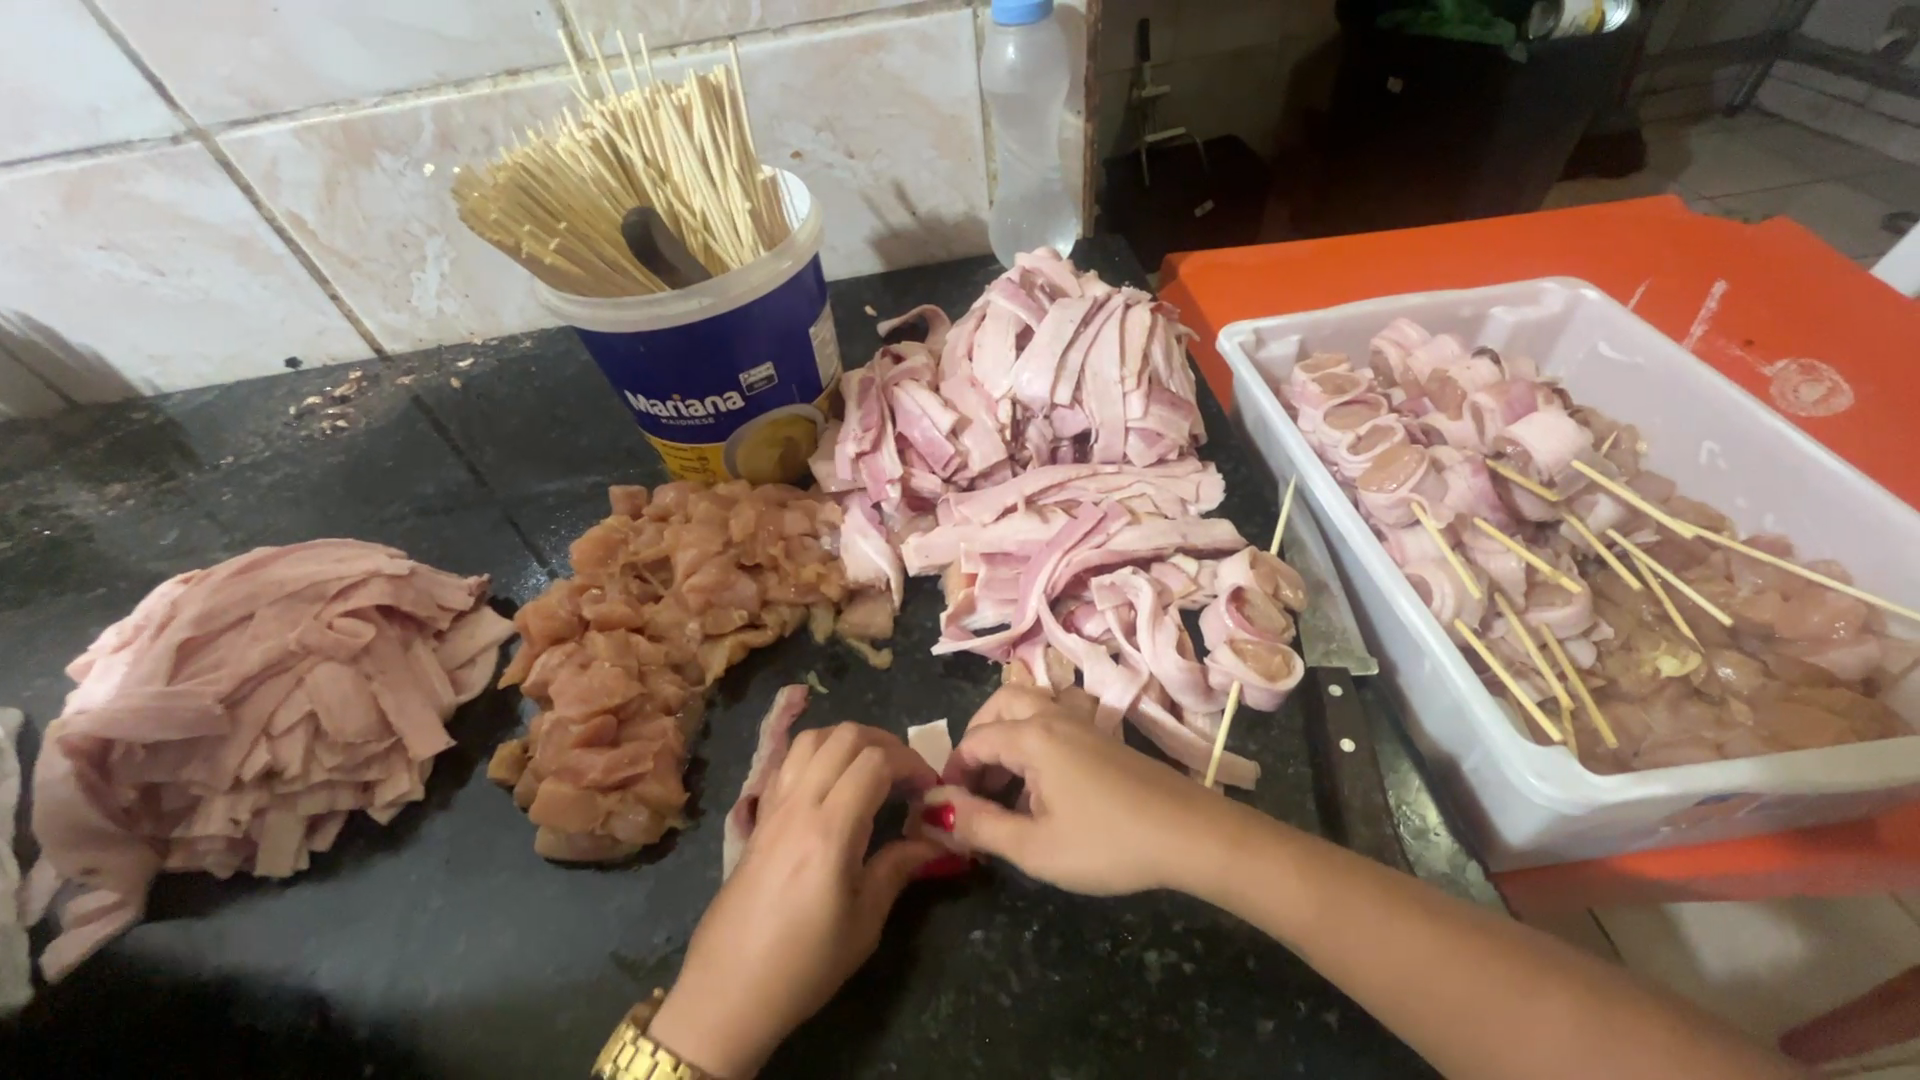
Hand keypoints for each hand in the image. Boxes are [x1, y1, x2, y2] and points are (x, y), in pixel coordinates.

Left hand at [650, 723, 943, 1076]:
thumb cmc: (803, 966)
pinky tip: (833, 782)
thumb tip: (934, 839)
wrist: (727, 993)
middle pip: (844, 736)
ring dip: (849, 740)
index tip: (930, 789)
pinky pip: (788, 761)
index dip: (911, 764)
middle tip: (908, 774)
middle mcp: (799, 806)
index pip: (876, 762)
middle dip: (886, 743)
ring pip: (812, 738)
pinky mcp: (758, 818)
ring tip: (873, 769)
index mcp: (830, 831)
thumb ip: (898, 868)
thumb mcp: (864, 924)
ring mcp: (773, 807)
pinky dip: (818, 753)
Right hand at [936, 685, 1239, 896]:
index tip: (947, 808)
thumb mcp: (1034, 848)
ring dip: (1007, 730)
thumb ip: (980, 826)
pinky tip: (1046, 771)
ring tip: (1005, 779)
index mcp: (1032, 737)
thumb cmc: (1106, 844)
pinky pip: (1057, 714)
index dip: (954, 773)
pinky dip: (1037, 731)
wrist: (1189, 834)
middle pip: (1000, 704)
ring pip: (1031, 703)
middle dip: (977, 737)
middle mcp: (1054, 716)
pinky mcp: (1105, 735)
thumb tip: (935, 810)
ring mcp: (1084, 721)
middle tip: (974, 784)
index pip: (974, 741)